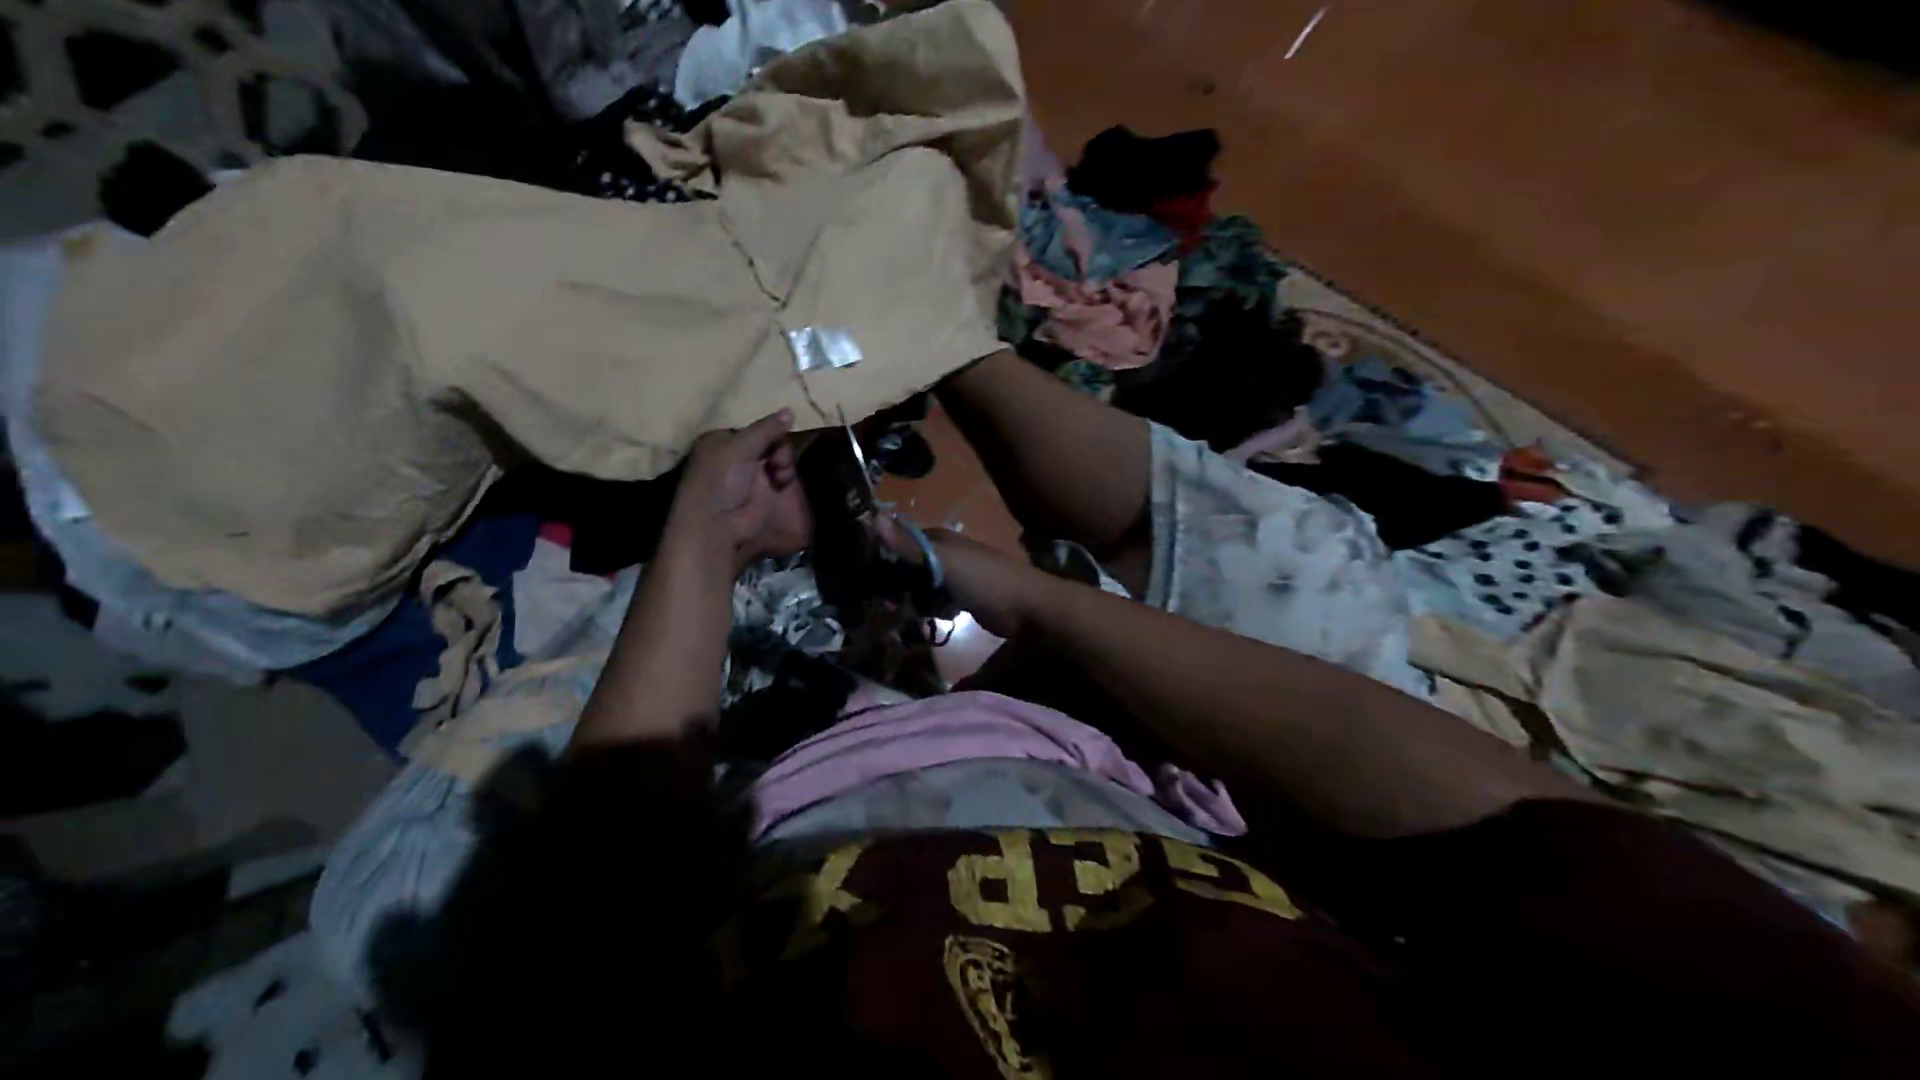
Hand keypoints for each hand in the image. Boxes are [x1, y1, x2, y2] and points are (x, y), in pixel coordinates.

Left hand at [671, 410, 812, 572]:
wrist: (717, 526)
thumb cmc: (720, 480)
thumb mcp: (740, 448)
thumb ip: (766, 429)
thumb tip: (790, 410)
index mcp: (719, 441)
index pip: (752, 428)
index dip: (767, 431)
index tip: (777, 437)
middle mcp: (732, 457)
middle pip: (767, 443)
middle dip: (778, 449)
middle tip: (778, 462)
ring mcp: (748, 477)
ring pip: (777, 459)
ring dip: (783, 463)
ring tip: (780, 474)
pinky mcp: (762, 495)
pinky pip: (780, 477)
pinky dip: (785, 476)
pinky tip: (782, 482)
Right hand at [875, 517, 1048, 638]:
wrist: (1028, 608)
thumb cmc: (984, 579)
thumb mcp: (943, 561)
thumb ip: (908, 545)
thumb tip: (872, 516)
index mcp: (939, 539)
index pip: (900, 538)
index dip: (881, 552)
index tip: (860, 572)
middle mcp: (945, 553)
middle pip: (909, 564)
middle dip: (895, 580)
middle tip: (878, 600)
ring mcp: (955, 576)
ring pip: (921, 584)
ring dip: (911, 597)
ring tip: (896, 612)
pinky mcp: (963, 598)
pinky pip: (936, 601)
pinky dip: (929, 608)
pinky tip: (923, 618)